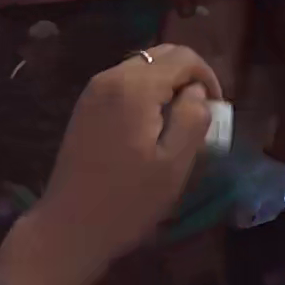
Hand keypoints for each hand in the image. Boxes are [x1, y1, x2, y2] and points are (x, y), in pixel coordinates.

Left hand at [0, 44, 218, 284]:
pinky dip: (148, 90)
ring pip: (144, 65)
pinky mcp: (86, 105)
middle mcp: (112, 78)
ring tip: (179, 116)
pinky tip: (152, 122)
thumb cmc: (128, 200)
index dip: (207, 76)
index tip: (217, 107)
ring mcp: (94, 90)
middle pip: (162, 54)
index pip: (184, 57)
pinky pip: (126, 80)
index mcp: (135, 87)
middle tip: (201, 108)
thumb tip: (197, 92)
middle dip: (188, 74)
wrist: (67, 231)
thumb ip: (193, 117)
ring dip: (168, 82)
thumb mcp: (175, 163)